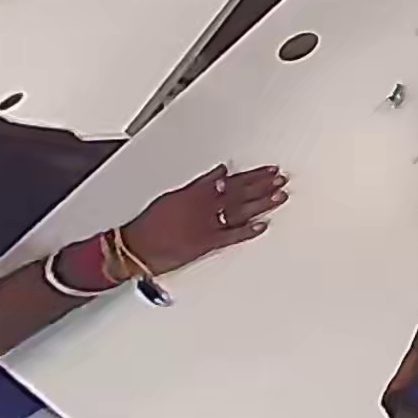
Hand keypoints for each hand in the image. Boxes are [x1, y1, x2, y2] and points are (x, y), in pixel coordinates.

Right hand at [122, 163, 287, 272]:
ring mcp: (207, 226)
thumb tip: (221, 171)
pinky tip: (262, 225)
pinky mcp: (206, 244)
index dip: (254, 175)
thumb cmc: (151, 222)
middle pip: (240, 193)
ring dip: (261, 203)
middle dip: (263, 186)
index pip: (233, 180)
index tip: (270, 171)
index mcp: (198, 194)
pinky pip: (231, 236)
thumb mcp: (175, 195)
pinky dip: (247, 231)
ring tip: (279, 196)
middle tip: (281, 180)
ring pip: (240, 211)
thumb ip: (202, 183)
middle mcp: (205, 207)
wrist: (135, 247)